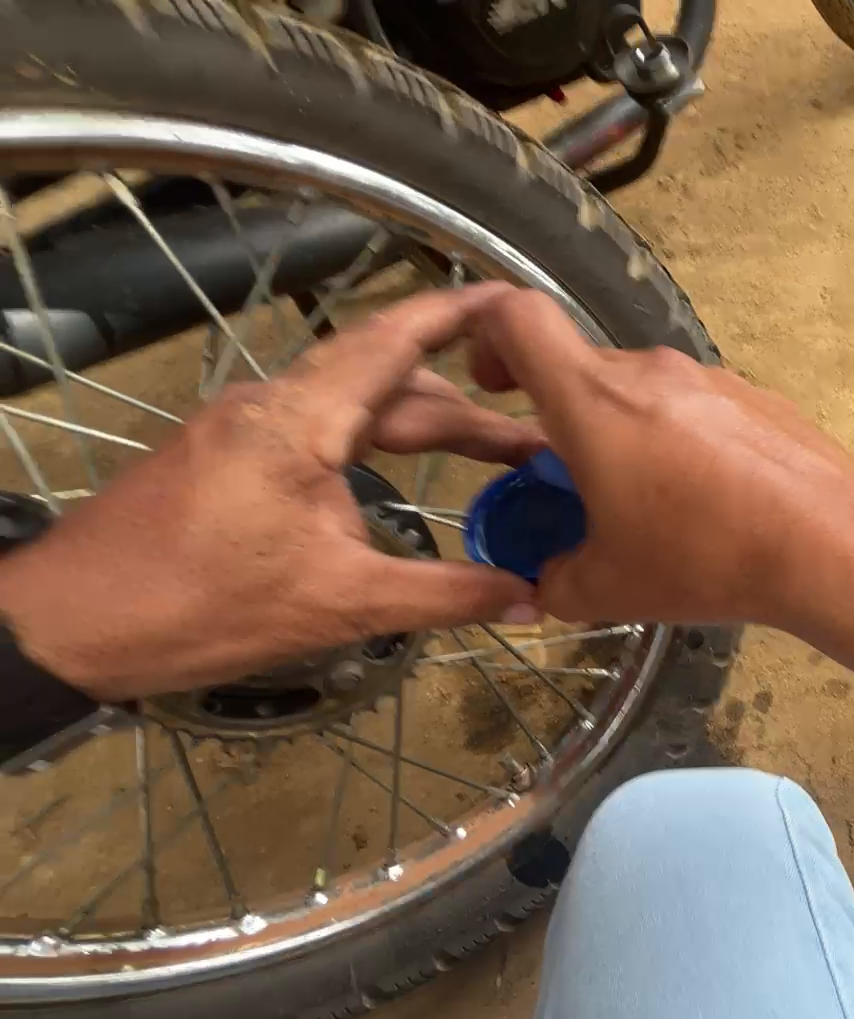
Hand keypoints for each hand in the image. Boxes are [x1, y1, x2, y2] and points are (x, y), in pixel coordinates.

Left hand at [0, 285, 544, 700]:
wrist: (57, 629)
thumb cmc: (200, 606)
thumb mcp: (344, 604)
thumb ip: (450, 595)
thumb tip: (534, 599)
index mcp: (299, 425)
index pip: (390, 344)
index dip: (456, 315)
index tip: (514, 302)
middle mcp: (276, 406)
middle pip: (396, 384)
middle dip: (477, 411)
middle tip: (544, 446)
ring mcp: (252, 425)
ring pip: (366, 403)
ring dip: (436, 424)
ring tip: (500, 457)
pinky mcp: (238, 451)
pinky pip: (335, 424)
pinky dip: (393, 438)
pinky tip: (421, 467)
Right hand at [464, 288, 853, 629]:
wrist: (828, 542)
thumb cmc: (706, 558)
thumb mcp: (609, 588)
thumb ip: (557, 579)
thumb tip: (550, 580)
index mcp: (596, 399)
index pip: (516, 316)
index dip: (487, 337)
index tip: (494, 386)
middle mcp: (656, 371)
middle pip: (590, 370)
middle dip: (574, 418)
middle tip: (589, 482)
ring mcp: (718, 381)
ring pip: (652, 393)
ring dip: (638, 434)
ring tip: (663, 500)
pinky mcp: (765, 401)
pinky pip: (707, 410)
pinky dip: (693, 441)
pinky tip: (722, 497)